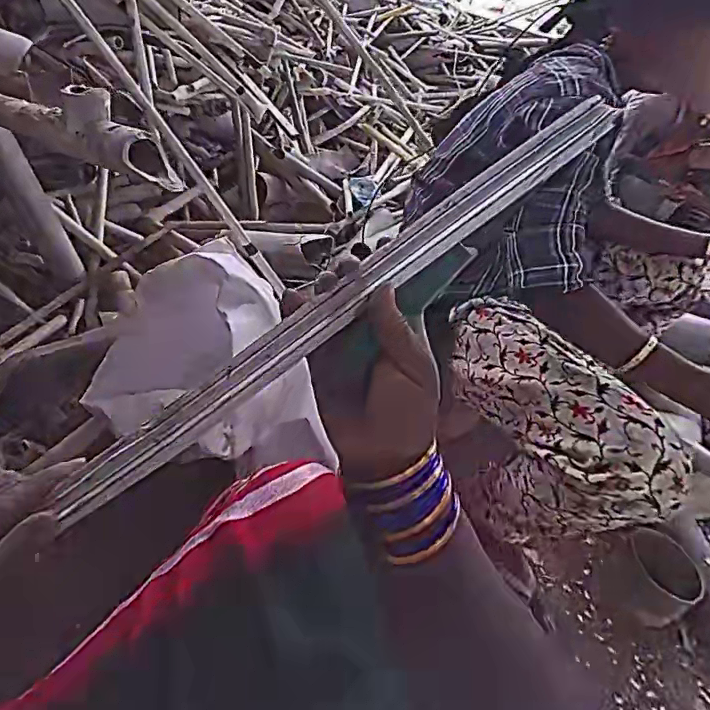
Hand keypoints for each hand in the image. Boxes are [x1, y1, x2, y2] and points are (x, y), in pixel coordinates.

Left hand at [0, 462, 83, 647]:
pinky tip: (14, 542)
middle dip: (39, 489)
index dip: (53, 481)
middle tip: (74, 500)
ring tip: (51, 519)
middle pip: (0, 488)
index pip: (13, 490)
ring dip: (22, 503)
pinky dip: (2, 520)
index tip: (87, 473)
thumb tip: (51, 516)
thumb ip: (14, 560)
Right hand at [288, 270, 439, 481]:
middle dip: (348, 275)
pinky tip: (294, 300)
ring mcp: (340, 340)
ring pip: (327, 303)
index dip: (386, 268)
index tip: (380, 251)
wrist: (379, 458)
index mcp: (400, 328)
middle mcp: (368, 328)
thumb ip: (397, 330)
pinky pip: (304, 328)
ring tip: (323, 287)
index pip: (393, 289)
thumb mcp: (416, 371)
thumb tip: (383, 288)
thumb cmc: (409, 414)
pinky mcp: (316, 355)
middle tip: (344, 270)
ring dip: (323, 289)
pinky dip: (296, 311)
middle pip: (354, 290)